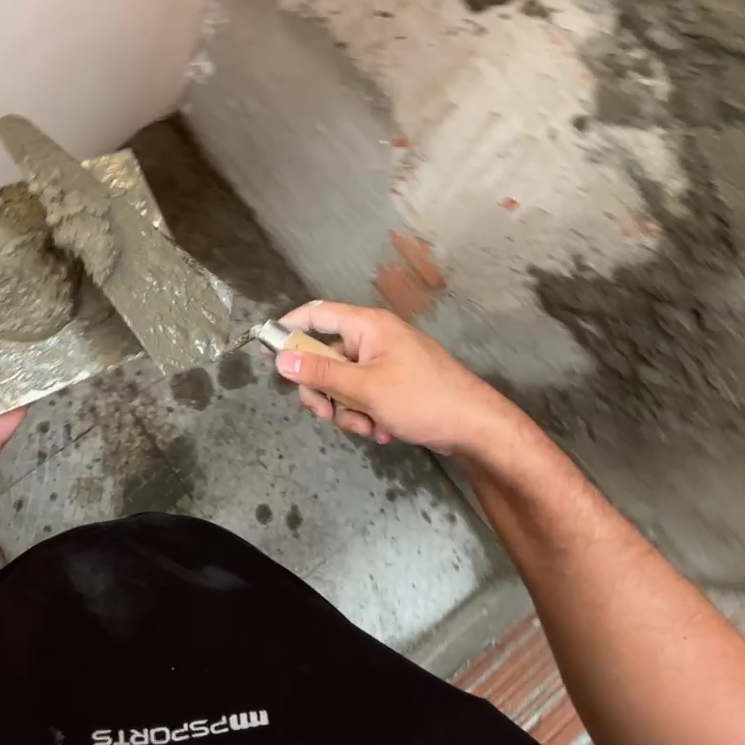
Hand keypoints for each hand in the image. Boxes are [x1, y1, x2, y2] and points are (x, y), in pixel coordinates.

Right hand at [273, 301, 527, 459]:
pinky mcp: (395, 383)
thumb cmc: (421, 399)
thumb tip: (280, 358)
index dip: (288, 328)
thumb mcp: (363, 388)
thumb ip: (319, 372)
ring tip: (368, 427)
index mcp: (367, 325)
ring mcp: (386, 361)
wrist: (477, 428)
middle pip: (325, 356)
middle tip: (325, 415)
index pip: (316, 313)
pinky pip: (363, 394)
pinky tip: (383, 430)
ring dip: (346, 409)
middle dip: (322, 390)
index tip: (267, 351)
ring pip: (342, 382)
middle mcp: (374, 337)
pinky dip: (366, 414)